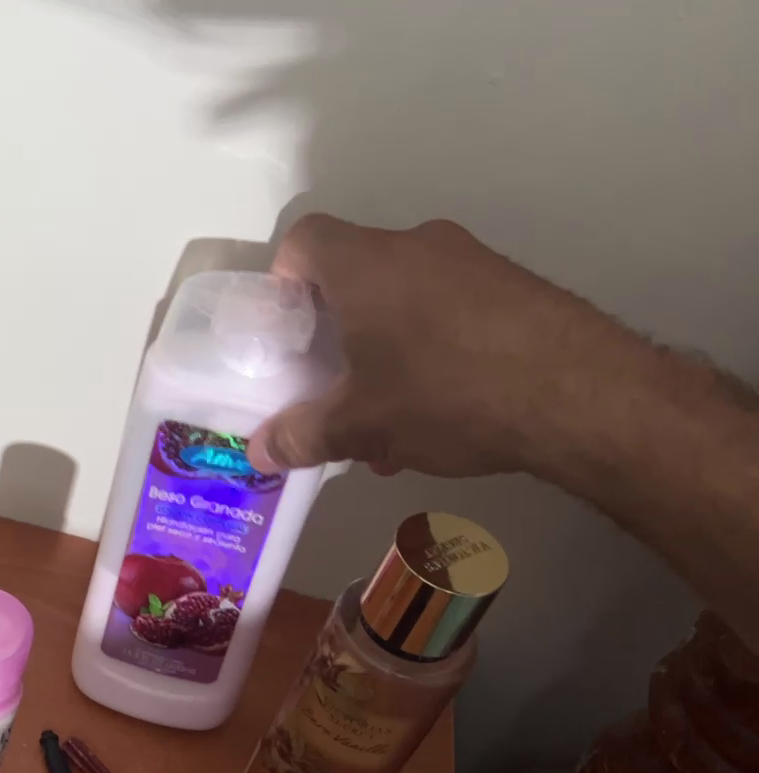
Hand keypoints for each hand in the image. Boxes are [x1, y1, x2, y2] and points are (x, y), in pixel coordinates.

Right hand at [247, 215, 647, 476]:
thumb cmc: (447, 396)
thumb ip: (297, 436)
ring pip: (397, 296)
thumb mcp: (356, 428)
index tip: (282, 330)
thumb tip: (260, 451)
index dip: (281, 280)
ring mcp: (474, 264)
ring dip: (374, 344)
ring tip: (375, 408)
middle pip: (349, 273)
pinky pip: (441, 310)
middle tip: (319, 377)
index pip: (304, 240)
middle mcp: (420, 248)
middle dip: (326, 326)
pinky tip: (429, 408)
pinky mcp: (514, 289)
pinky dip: (421, 348)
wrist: (593, 401)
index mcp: (368, 266)